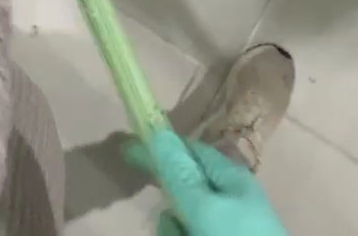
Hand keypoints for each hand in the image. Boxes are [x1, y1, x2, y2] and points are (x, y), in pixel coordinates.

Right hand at [126, 131, 289, 235]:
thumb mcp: (206, 208)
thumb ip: (179, 174)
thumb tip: (158, 131)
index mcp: (230, 179)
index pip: (188, 151)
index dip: (159, 149)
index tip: (128, 153)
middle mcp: (226, 202)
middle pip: (181, 193)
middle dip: (169, 210)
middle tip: (172, 228)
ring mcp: (221, 230)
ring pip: (180, 224)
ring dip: (174, 232)